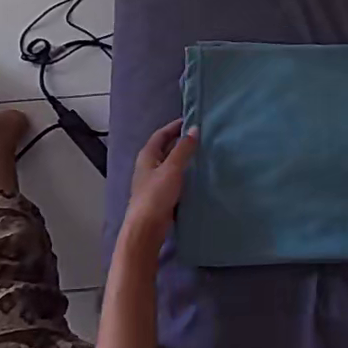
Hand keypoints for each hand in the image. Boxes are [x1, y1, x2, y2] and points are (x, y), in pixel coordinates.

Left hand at [126, 118, 197, 237]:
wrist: (147, 227)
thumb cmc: (156, 194)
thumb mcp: (172, 168)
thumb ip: (184, 149)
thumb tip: (194, 129)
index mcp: (147, 156)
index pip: (161, 135)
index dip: (174, 127)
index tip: (190, 121)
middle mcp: (148, 167)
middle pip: (165, 149)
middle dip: (180, 141)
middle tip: (199, 136)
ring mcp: (153, 182)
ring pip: (170, 164)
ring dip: (183, 157)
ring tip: (201, 153)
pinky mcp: (160, 195)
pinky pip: (174, 178)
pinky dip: (184, 173)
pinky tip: (196, 176)